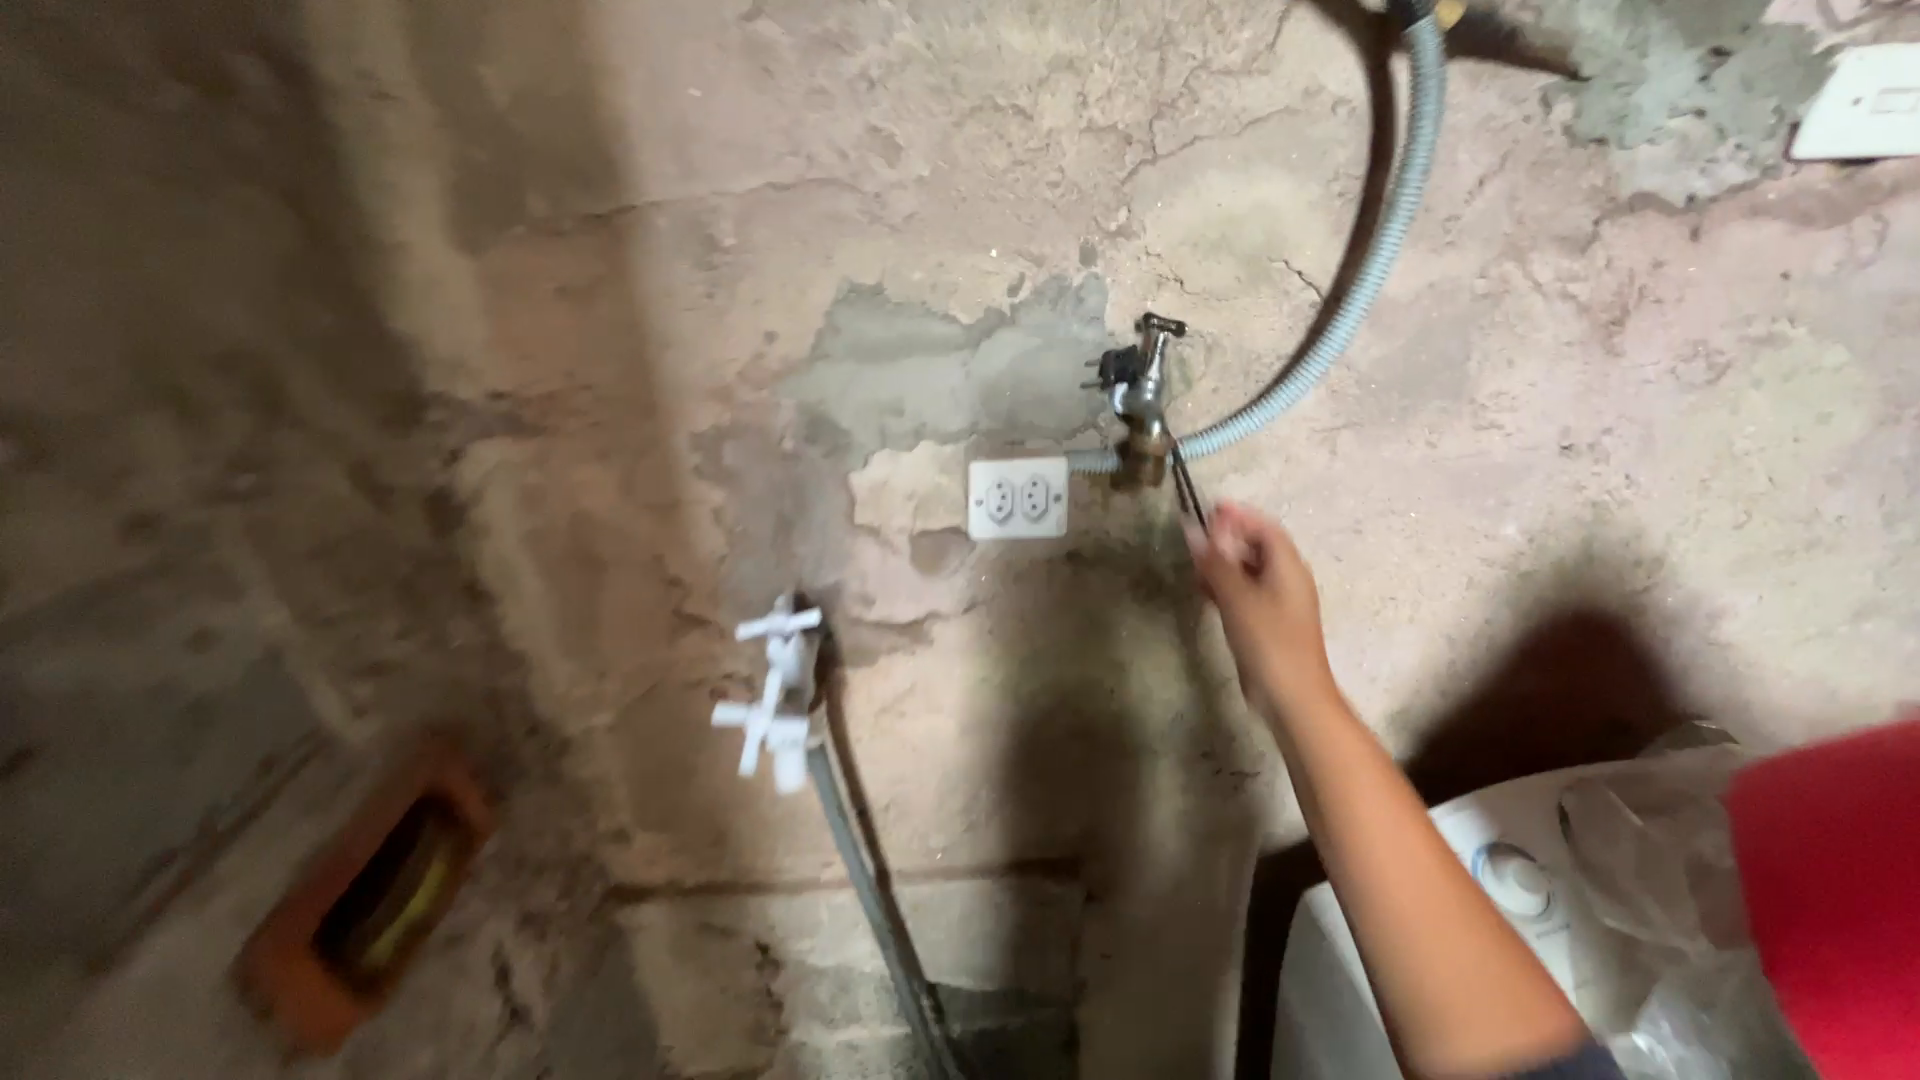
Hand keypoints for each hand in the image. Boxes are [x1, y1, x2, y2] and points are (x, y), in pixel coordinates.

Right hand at [1186, 501, 1339, 718]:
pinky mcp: (1266, 624)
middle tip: (1197, 538)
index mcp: (1288, 567)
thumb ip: (1215, 563)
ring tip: (1195, 563)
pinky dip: (1225, 586)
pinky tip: (1203, 591)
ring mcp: (1277, 603)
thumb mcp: (1238, 597)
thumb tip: (1193, 531)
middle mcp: (1286, 580)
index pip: (1264, 528)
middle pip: (1257, 547)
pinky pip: (1245, 593)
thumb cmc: (1268, 641)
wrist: (1290, 695)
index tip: (1209, 509)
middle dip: (1227, 538)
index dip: (1238, 515)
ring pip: (1249, 571)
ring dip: (1223, 563)